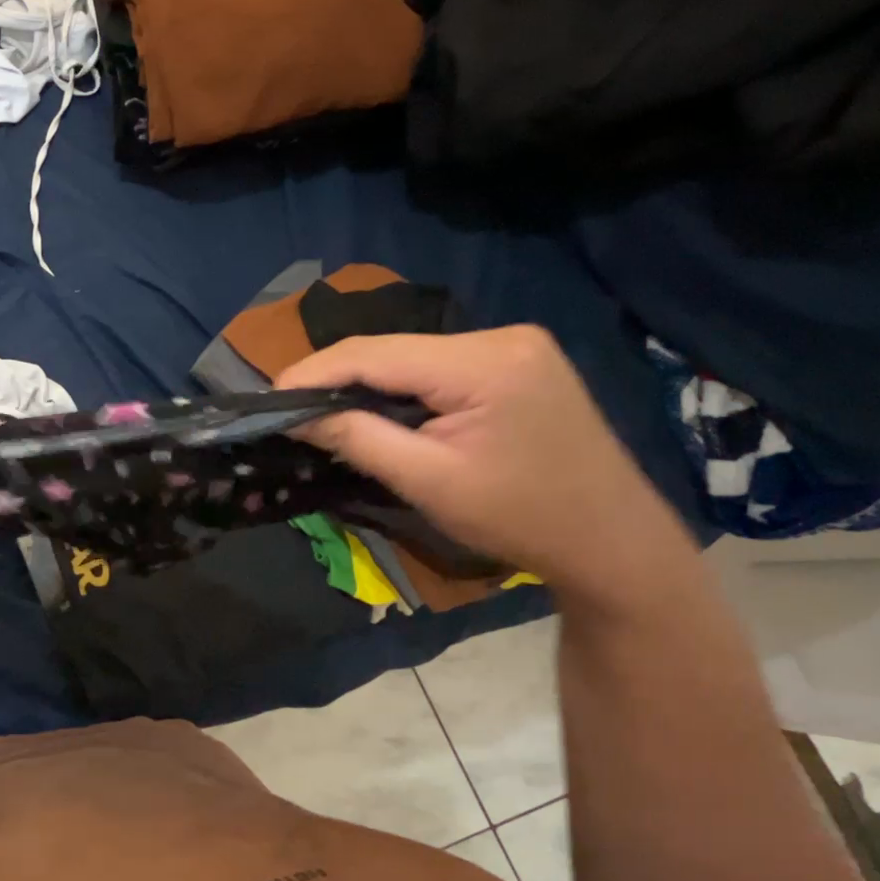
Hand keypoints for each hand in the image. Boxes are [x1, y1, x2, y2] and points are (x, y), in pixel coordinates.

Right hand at [276, 326, 697, 598]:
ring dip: (362, 383)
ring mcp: (512, 346)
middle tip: (287, 411)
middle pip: (388, 349)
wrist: (615, 544)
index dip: (310, 372)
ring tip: (320, 413)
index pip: (371, 353)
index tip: (264, 400)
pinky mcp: (515, 361)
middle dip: (333, 379)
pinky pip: (433, 365)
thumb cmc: (521, 518)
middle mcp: (500, 336)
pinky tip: (375, 411)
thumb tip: (290, 416)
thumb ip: (354, 437)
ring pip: (407, 355)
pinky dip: (397, 387)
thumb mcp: (426, 481)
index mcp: (484, 362)